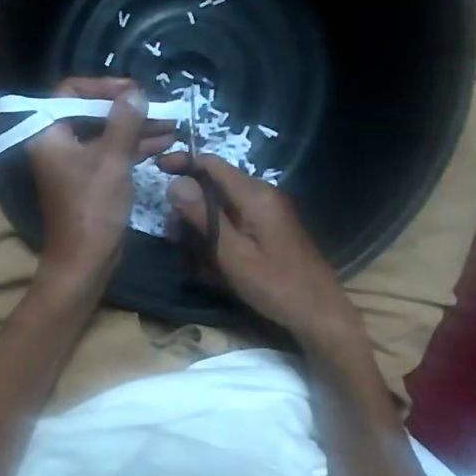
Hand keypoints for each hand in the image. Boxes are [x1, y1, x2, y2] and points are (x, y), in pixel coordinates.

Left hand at [28, 78, 173, 283]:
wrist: (85, 259)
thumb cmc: (93, 206)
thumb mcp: (113, 159)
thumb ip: (124, 121)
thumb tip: (136, 93)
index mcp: (49, 133)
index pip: (70, 92)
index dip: (103, 86)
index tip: (134, 89)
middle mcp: (56, 144)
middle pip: (92, 112)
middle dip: (128, 109)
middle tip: (160, 106)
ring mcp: (73, 163)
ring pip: (105, 134)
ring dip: (137, 128)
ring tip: (172, 123)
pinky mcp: (89, 180)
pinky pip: (110, 153)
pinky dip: (133, 147)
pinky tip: (164, 142)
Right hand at [160, 152, 359, 341]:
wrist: (319, 312)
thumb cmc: (274, 285)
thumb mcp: (232, 253)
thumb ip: (203, 216)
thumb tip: (176, 182)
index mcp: (255, 196)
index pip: (213, 164)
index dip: (183, 162)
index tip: (157, 169)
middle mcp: (263, 195)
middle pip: (215, 185)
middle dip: (188, 204)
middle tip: (171, 234)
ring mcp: (269, 212)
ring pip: (223, 204)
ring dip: (200, 222)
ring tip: (188, 251)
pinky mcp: (270, 228)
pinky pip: (235, 219)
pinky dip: (217, 232)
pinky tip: (209, 257)